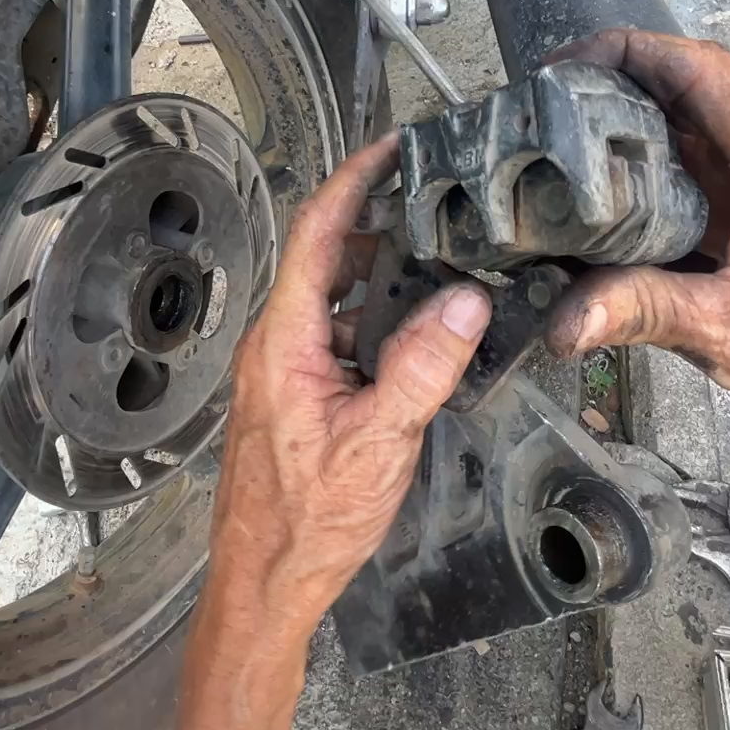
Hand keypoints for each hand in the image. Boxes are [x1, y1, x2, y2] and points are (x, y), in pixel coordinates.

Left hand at [171, 133, 491, 729]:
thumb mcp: (378, 440)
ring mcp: (283, 365)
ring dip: (377, 272)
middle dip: (374, 220)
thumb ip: (422, 367)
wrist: (264, 580)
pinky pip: (336, 332)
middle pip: (324, 257)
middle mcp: (277, 341)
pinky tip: (413, 330)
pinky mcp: (296, 389)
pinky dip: (372, 316)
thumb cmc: (308, 519)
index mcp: (285, 338)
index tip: (388, 149)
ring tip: (433, 256)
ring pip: (332, 296)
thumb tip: (465, 300)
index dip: (351, 182)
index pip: (315, 233)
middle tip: (428, 198)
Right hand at [544, 29, 729, 466]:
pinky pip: (699, 168)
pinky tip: (602, 190)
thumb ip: (643, 314)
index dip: (633, 52)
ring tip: (558, 139)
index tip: (565, 64)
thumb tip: (556, 326)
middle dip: (617, 83)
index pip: (709, 75)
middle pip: (695, 89)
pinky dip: (648, 167)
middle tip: (544, 105)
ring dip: (629, 124)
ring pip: (694, 127)